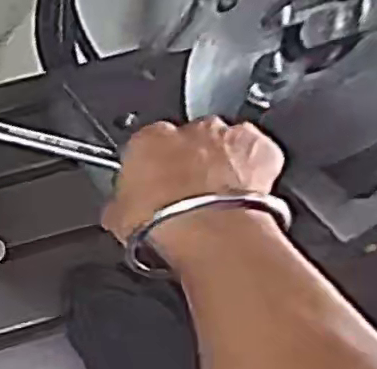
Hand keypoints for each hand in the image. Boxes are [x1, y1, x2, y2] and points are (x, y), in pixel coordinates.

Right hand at [101, 118, 285, 261]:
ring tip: (204, 204)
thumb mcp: (116, 220)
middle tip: (174, 200)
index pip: (140, 147)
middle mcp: (191, 129)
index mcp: (149, 139)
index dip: (142, 171)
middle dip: (181, 165)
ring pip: (220, 145)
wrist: (206, 231)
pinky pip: (253, 155)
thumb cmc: (161, 221)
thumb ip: (117, 204)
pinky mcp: (260, 149)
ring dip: (213, 167)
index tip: (142, 191)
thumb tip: (117, 209)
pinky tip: (232, 198)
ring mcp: (228, 136)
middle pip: (184, 142)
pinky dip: (246, 172)